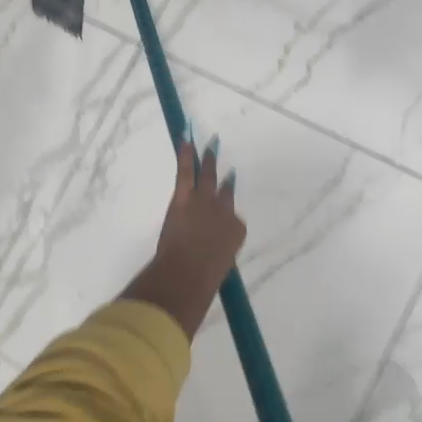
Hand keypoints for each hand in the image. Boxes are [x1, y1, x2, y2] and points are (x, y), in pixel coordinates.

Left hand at [124, 138, 246, 336]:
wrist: (189, 271)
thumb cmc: (203, 280)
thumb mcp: (217, 274)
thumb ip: (214, 265)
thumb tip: (205, 271)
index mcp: (236, 234)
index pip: (233, 220)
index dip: (225, 216)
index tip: (223, 212)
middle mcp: (225, 212)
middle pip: (225, 192)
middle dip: (225, 178)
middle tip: (227, 167)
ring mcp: (205, 201)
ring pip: (208, 176)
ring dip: (209, 159)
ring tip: (210, 143)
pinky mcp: (184, 197)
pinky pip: (186, 172)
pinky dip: (186, 155)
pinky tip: (185, 140)